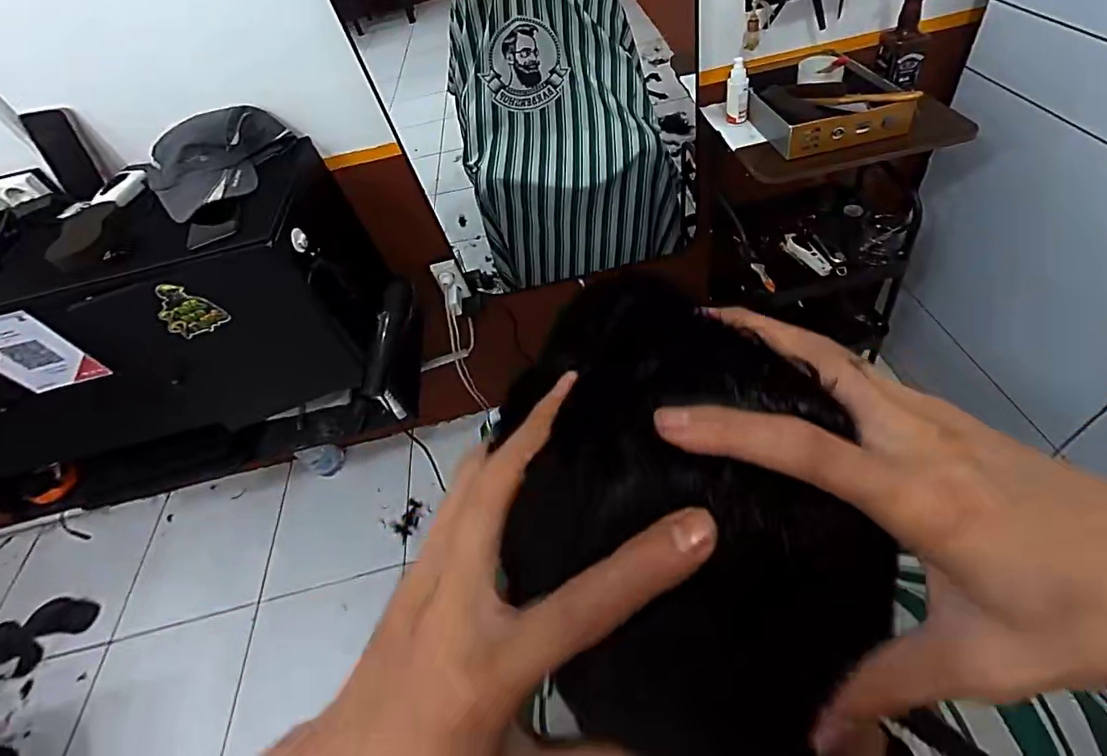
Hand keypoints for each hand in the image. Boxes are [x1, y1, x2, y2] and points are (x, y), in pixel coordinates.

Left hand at [271, 374, 717, 755]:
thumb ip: (588, 754)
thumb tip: (653, 739)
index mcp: (488, 661)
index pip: (581, 604)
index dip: (645, 565)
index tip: (698, 526)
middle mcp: (451, 601)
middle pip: (492, 490)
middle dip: (532, 431)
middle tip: (573, 387)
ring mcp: (423, 579)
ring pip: (463, 485)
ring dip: (503, 439)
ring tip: (544, 408)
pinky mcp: (409, 575)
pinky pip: (450, 505)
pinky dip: (480, 472)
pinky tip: (504, 465)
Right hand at [655, 310, 1106, 747]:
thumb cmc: (1084, 615)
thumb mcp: (980, 662)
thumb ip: (886, 685)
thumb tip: (817, 733)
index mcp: (915, 493)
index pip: (801, 448)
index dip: (729, 430)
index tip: (670, 418)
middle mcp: (918, 437)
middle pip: (827, 362)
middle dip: (761, 333)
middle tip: (705, 325)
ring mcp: (939, 419)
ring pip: (849, 361)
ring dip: (792, 341)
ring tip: (742, 341)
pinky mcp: (954, 422)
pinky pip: (874, 379)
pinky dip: (828, 365)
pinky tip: (814, 389)